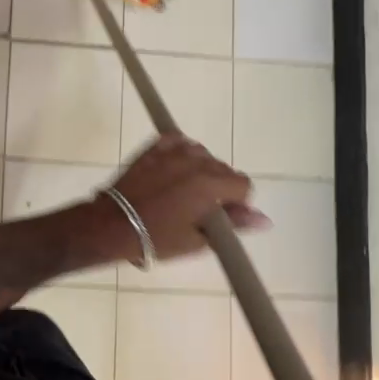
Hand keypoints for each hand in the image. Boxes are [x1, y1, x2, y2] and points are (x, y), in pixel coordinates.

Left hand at [103, 134, 266, 261]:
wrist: (113, 224)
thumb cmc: (157, 237)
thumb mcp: (199, 239)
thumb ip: (234, 224)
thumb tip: (265, 220)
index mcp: (211, 184)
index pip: (243, 184)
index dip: (236, 201)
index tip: (220, 215)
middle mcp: (196, 161)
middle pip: (223, 168)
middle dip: (218, 187)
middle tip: (199, 208)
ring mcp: (173, 150)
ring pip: (202, 154)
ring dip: (200, 169)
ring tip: (183, 190)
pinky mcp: (153, 147)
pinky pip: (177, 141)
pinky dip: (180, 152)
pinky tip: (172, 169)